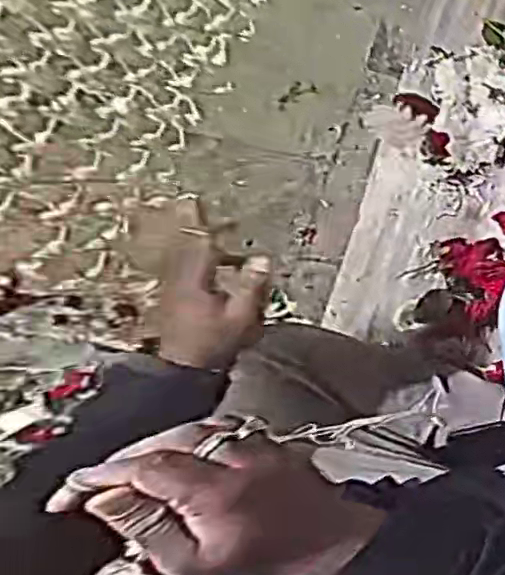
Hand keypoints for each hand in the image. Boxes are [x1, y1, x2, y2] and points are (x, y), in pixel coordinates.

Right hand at [46, 423, 385, 574]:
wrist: (332, 540)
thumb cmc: (267, 556)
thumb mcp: (188, 559)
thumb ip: (145, 527)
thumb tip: (105, 501)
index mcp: (219, 489)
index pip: (148, 465)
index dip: (102, 475)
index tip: (74, 491)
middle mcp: (248, 459)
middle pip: (179, 436)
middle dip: (131, 453)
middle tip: (103, 478)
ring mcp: (271, 448)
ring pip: (212, 426)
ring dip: (170, 440)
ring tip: (141, 465)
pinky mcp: (285, 446)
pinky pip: (240, 429)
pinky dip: (207, 436)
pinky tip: (191, 456)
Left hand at [155, 204, 271, 370]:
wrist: (182, 369)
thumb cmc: (216, 343)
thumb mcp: (242, 315)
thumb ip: (252, 286)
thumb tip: (261, 259)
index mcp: (194, 284)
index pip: (199, 248)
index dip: (201, 226)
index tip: (199, 204)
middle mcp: (178, 284)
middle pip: (185, 250)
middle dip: (193, 229)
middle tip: (196, 207)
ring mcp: (173, 293)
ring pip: (183, 260)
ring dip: (196, 244)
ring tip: (212, 233)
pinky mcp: (174, 301)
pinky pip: (184, 271)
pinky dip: (196, 260)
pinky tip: (208, 262)